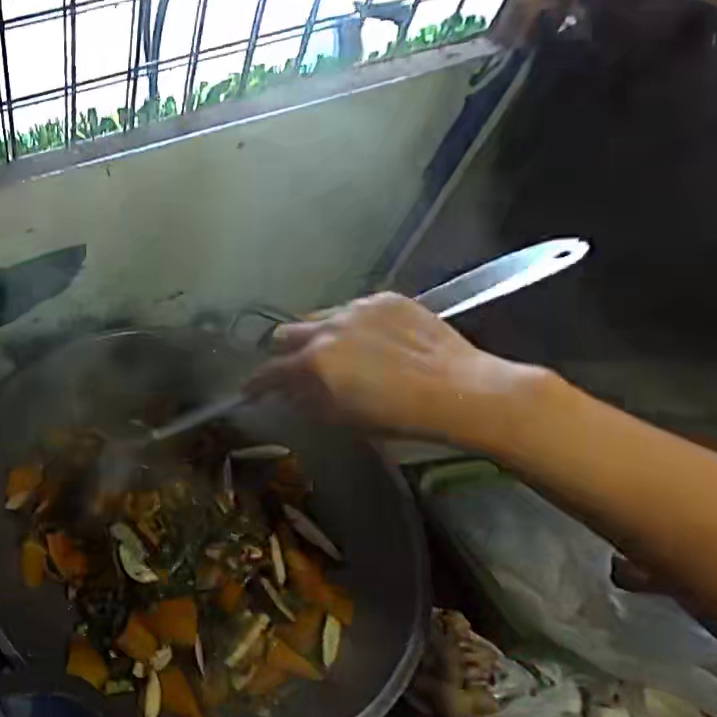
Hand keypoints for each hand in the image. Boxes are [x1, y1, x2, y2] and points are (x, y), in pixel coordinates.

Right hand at [246, 292, 544, 447]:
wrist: (464, 390)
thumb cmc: (401, 416)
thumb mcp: (345, 418)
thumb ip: (308, 402)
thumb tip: (288, 394)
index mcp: (314, 362)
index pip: (269, 371)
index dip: (257, 383)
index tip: (252, 390)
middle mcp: (328, 328)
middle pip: (285, 333)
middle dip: (285, 351)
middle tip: (299, 367)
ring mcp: (357, 308)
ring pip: (319, 316)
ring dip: (319, 334)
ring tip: (341, 351)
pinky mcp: (385, 299)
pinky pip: (355, 308)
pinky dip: (354, 324)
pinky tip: (376, 341)